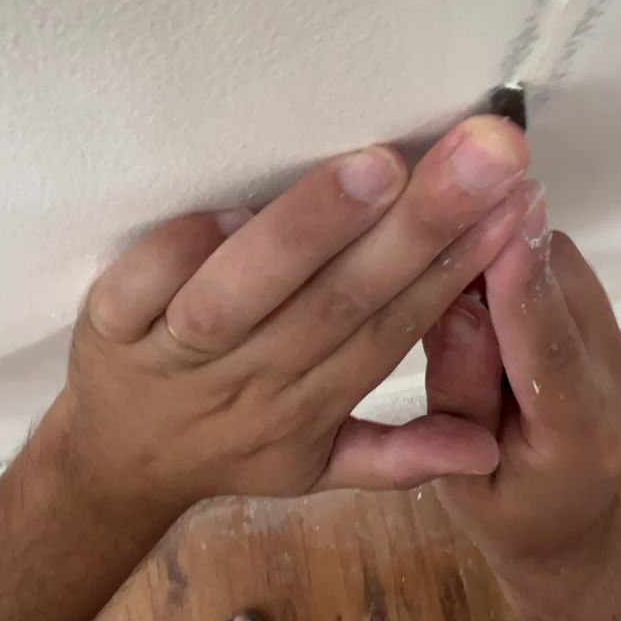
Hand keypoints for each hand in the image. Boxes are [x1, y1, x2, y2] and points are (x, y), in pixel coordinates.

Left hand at [37, 116, 541, 516]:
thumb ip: (398, 456)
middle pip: (339, 301)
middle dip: (418, 226)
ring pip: (244, 294)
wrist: (117, 464)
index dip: (456, 267)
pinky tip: (235, 203)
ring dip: (312, 231)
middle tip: (481, 152)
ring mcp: (174, 354)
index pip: (391, 328)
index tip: (513, 201)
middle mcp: (250, 377)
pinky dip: (183, 248)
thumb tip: (486, 449)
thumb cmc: (229, 445)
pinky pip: (139, 287)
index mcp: (308, 405)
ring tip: (379, 168)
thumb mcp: (315, 468)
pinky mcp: (107, 327)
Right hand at [429, 208, 620, 572]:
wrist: (573, 540)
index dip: (521, 276)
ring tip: (460, 269)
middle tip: (440, 240)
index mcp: (581, 433)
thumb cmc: (506, 516)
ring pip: (571, 270)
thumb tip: (454, 300)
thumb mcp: (459, 476)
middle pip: (567, 284)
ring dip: (515, 254)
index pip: (549, 343)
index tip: (495, 210)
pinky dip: (528, 270)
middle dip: (504, 247)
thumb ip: (460, 389)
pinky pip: (572, 282)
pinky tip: (490, 290)